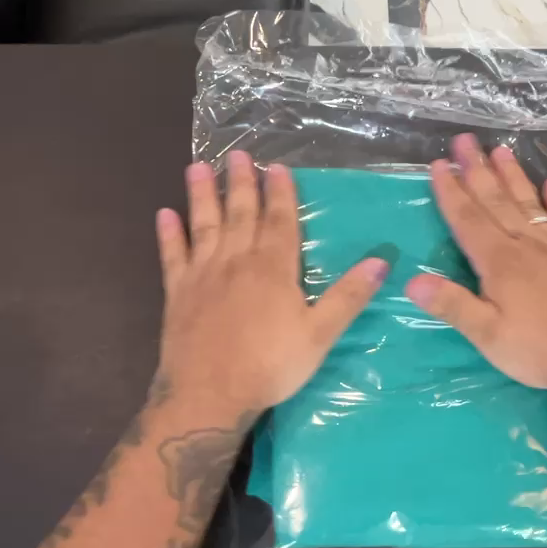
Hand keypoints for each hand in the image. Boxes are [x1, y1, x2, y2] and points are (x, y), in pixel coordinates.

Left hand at [154, 152, 386, 416]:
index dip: (280, 193)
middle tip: (237, 154)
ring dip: (202, 195)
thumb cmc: (271, 365)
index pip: (279, 221)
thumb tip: (381, 261)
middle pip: (240, 213)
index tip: (276, 167)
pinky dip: (169, 234)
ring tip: (198, 168)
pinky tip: (165, 215)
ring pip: (204, 225)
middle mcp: (237, 260)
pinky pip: (172, 255)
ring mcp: (203, 274)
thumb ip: (348, 296)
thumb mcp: (320, 334)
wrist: (209, 393)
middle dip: (240, 182)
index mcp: (274, 268)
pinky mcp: (177, 292)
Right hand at [406, 134, 546, 405]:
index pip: (468, 220)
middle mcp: (527, 245)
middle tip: (465, 140)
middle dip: (478, 170)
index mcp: (500, 262)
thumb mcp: (488, 335)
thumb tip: (411, 281)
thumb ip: (452, 305)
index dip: (452, 192)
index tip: (440, 165)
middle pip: (497, 201)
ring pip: (530, 202)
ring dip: (514, 176)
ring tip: (501, 150)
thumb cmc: (540, 350)